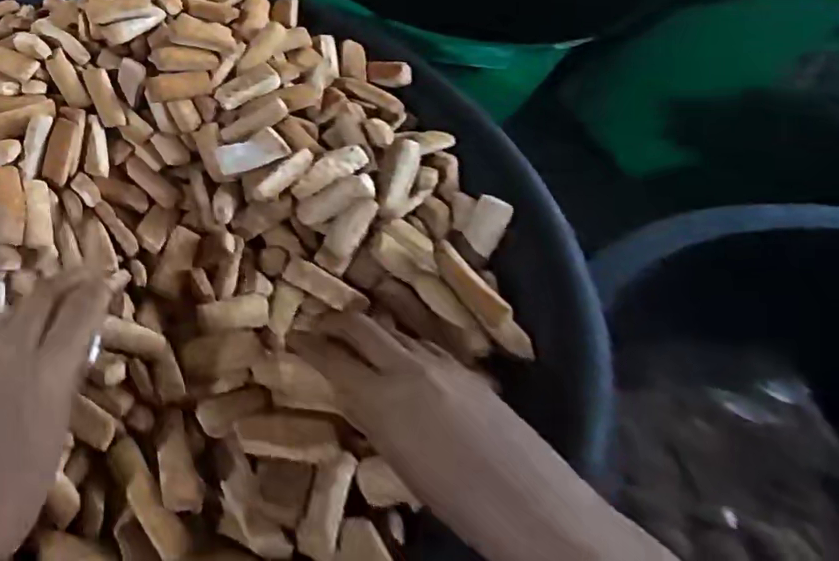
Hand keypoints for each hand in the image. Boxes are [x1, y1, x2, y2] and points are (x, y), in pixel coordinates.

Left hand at [0, 272, 109, 560]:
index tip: (113, 276)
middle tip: (92, 271)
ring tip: (64, 286)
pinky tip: (28, 317)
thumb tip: (78, 345)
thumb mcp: (56, 431)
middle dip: (70, 279)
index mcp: (46, 373)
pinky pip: (0, 321)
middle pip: (44, 296)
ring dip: (45, 290)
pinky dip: (22, 310)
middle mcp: (14, 349)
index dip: (97, 291)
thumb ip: (65, 380)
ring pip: (19, 304)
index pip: (76, 314)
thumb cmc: (19, 486)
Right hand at [294, 314, 672, 560]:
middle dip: (334, 321)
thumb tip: (348, 391)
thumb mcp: (398, 460)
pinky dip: (405, 346)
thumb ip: (369, 416)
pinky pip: (425, 346)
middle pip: (358, 325)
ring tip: (359, 341)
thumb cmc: (461, 504)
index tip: (292, 336)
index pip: (327, 354)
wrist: (546, 517)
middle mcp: (406, 369)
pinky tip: (407, 362)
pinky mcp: (471, 373)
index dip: (305, 342)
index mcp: (379, 397)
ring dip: (371, 331)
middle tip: (320, 326)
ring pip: (393, 331)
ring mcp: (442, 366)